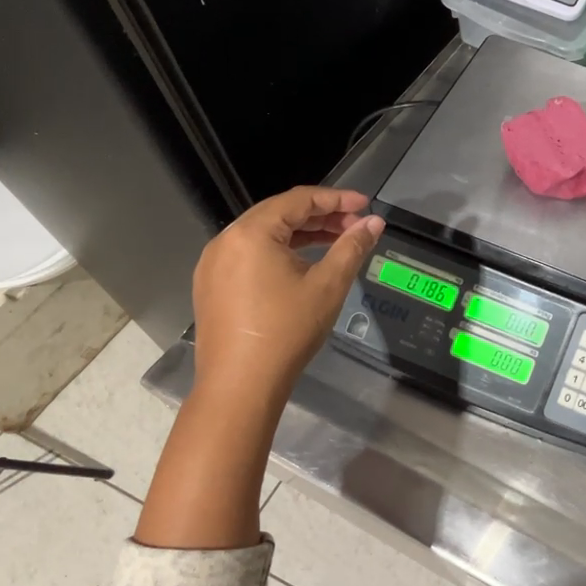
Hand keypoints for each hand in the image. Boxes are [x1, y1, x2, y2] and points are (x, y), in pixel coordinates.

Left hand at [190, 186, 382, 399]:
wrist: (240, 385)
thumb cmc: (287, 330)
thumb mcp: (328, 285)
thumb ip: (352, 247)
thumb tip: (374, 223)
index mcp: (251, 233)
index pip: (299, 200)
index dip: (337, 199)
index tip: (366, 205)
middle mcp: (226, 241)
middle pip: (279, 213)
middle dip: (321, 215)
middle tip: (355, 225)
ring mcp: (214, 265)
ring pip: (264, 235)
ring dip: (302, 233)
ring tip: (337, 242)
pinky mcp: (212, 286)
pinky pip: (250, 255)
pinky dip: (281, 251)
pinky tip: (304, 264)